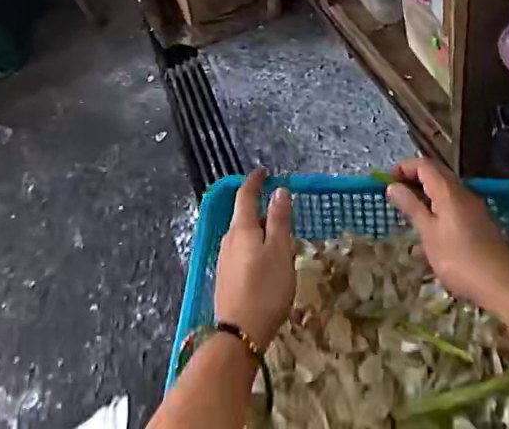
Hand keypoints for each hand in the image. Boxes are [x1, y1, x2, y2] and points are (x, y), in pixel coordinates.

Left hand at [214, 171, 295, 347]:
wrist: (239, 334)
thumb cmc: (265, 289)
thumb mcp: (280, 251)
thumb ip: (279, 220)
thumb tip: (279, 190)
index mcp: (241, 228)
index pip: (246, 195)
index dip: (255, 181)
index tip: (264, 173)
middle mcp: (228, 238)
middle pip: (245, 216)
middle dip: (263, 213)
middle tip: (284, 218)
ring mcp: (224, 259)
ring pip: (244, 236)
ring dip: (260, 234)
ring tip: (280, 247)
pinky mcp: (225, 277)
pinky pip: (242, 253)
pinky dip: (255, 250)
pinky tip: (266, 268)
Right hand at [385, 158, 508, 308]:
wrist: (506, 287)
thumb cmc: (461, 261)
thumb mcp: (429, 235)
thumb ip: (411, 207)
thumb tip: (393, 186)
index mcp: (448, 191)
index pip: (424, 165)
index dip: (404, 167)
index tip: (387, 179)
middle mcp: (463, 192)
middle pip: (436, 172)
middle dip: (414, 176)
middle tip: (396, 191)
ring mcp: (475, 207)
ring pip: (447, 187)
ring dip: (427, 190)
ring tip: (411, 207)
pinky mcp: (481, 221)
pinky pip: (455, 201)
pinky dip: (439, 202)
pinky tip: (434, 223)